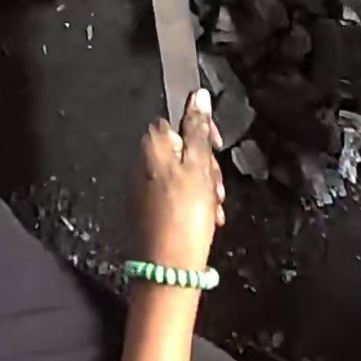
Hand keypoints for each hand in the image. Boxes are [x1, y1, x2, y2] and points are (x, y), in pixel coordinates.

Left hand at [134, 89, 225, 272]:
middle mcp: (142, 155)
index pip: (179, 119)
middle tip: (216, 188)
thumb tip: (198, 94)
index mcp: (152, 141)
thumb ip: (198, 128)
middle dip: (206, 166)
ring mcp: (142, 179)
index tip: (218, 148)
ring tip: (212, 208)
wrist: (169, 266)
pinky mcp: (147, 201)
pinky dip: (192, 200)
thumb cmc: (186, 213)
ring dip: (203, 186)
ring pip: (182, 171)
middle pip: (182, 147)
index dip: (203, 132)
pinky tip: (204, 217)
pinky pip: (174, 190)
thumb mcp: (200, 167)